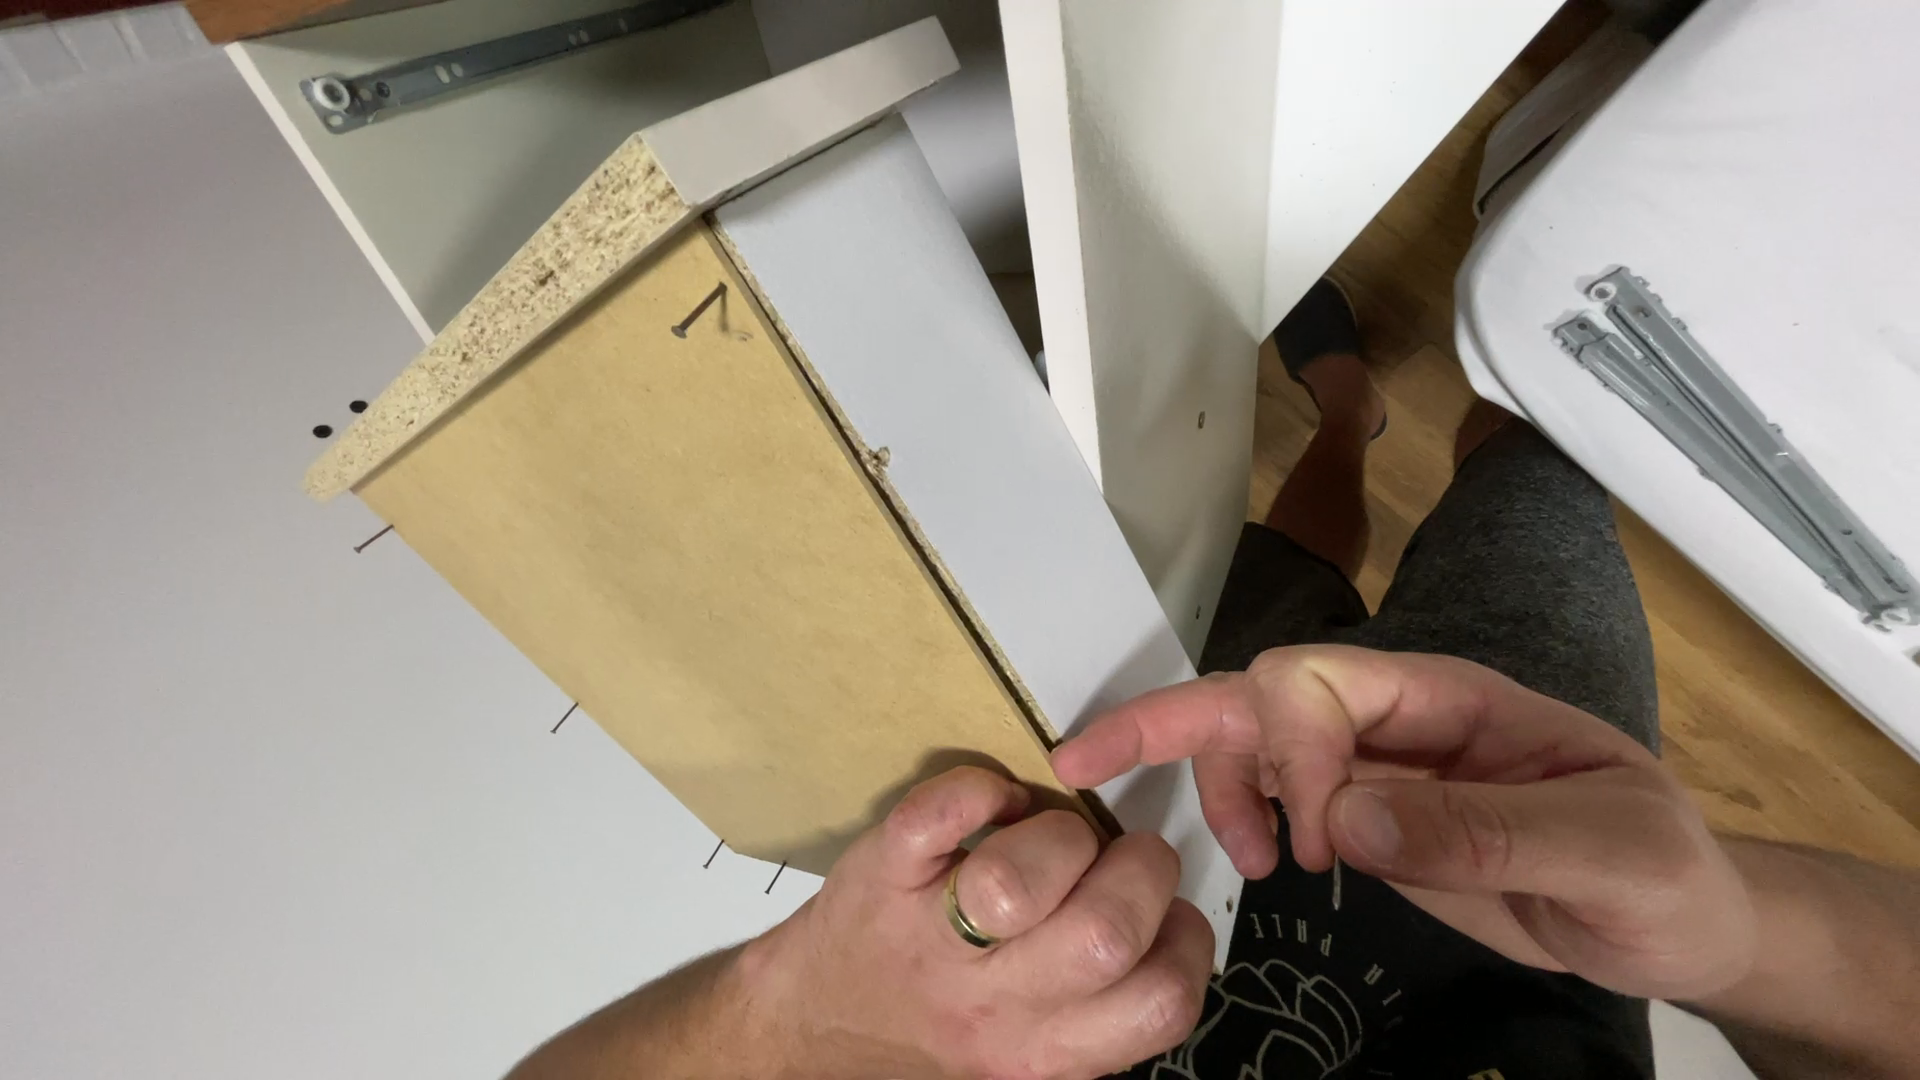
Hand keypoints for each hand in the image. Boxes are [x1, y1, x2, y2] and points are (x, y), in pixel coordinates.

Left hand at [736, 766, 1213, 1079]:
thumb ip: (1092, 998)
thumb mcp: (1024, 1043)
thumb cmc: (931, 1020)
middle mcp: (990, 1003)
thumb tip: (1160, 913)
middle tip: (1113, 855)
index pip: (1156, 1001)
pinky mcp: (884, 870)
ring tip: (1045, 833)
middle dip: (1137, 868)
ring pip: (1019, 878)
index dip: (1181, 935)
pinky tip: (991, 799)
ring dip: (1059, 833)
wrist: (817, 1023)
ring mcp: (930, 934)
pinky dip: (977, 785)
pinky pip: (939, 812)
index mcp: (1042, 1047)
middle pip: (1103, 931)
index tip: (1161, 906)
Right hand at [1051, 645, 1757, 1001]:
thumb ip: (1487, 829)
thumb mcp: (1614, 855)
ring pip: (1241, 734)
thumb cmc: (1663, 874)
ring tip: (1255, 864)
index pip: (1314, 680)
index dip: (1286, 751)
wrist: (1670, 916)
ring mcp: (1360, 757)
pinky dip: (1233, 811)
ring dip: (1211, 781)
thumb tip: (1341, 820)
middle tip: (1085, 758)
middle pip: (1250, 689)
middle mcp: (1381, 712)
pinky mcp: (1349, 804)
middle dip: (1165, 717)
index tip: (1314, 847)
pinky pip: (1260, 785)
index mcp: (1439, 696)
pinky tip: (1263, 860)